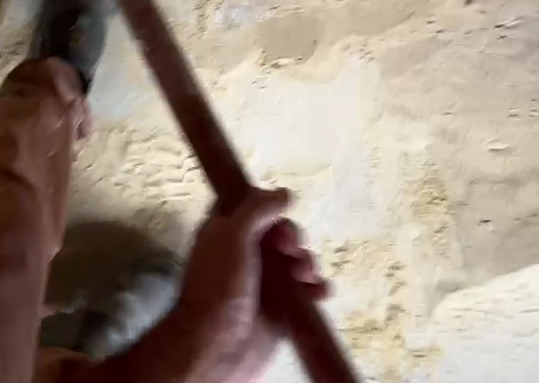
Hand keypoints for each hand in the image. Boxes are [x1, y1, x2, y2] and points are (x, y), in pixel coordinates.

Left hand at [168, 187, 329, 382]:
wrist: (219, 345)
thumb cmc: (219, 284)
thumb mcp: (232, 234)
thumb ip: (257, 209)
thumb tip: (285, 192)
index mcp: (225, 229)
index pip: (249, 205)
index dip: (266, 203)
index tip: (278, 208)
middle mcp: (245, 251)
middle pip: (278, 230)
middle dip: (291, 235)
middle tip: (289, 246)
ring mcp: (264, 280)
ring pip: (295, 259)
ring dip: (306, 260)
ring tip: (304, 272)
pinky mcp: (282, 308)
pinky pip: (306, 291)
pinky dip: (316, 288)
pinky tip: (320, 290)